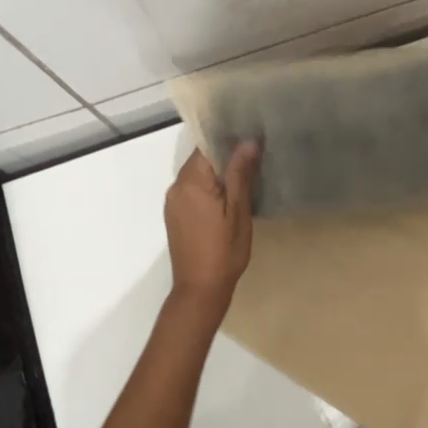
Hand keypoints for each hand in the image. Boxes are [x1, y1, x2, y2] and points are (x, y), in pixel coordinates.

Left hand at [164, 143, 259, 309]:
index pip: (207, 147)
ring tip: (246, 174)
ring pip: (197, 175)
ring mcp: (173, 202)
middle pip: (201, 159)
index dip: (228, 140)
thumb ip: (240, 174)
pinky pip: (192, 190)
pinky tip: (228, 196)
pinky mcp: (175, 214)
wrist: (200, 289)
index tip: (251, 138)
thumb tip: (248, 141)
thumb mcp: (238, 212)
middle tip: (254, 157)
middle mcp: (177, 187)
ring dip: (218, 173)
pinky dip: (209, 187)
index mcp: (191, 183)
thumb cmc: (224, 251)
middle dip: (225, 156)